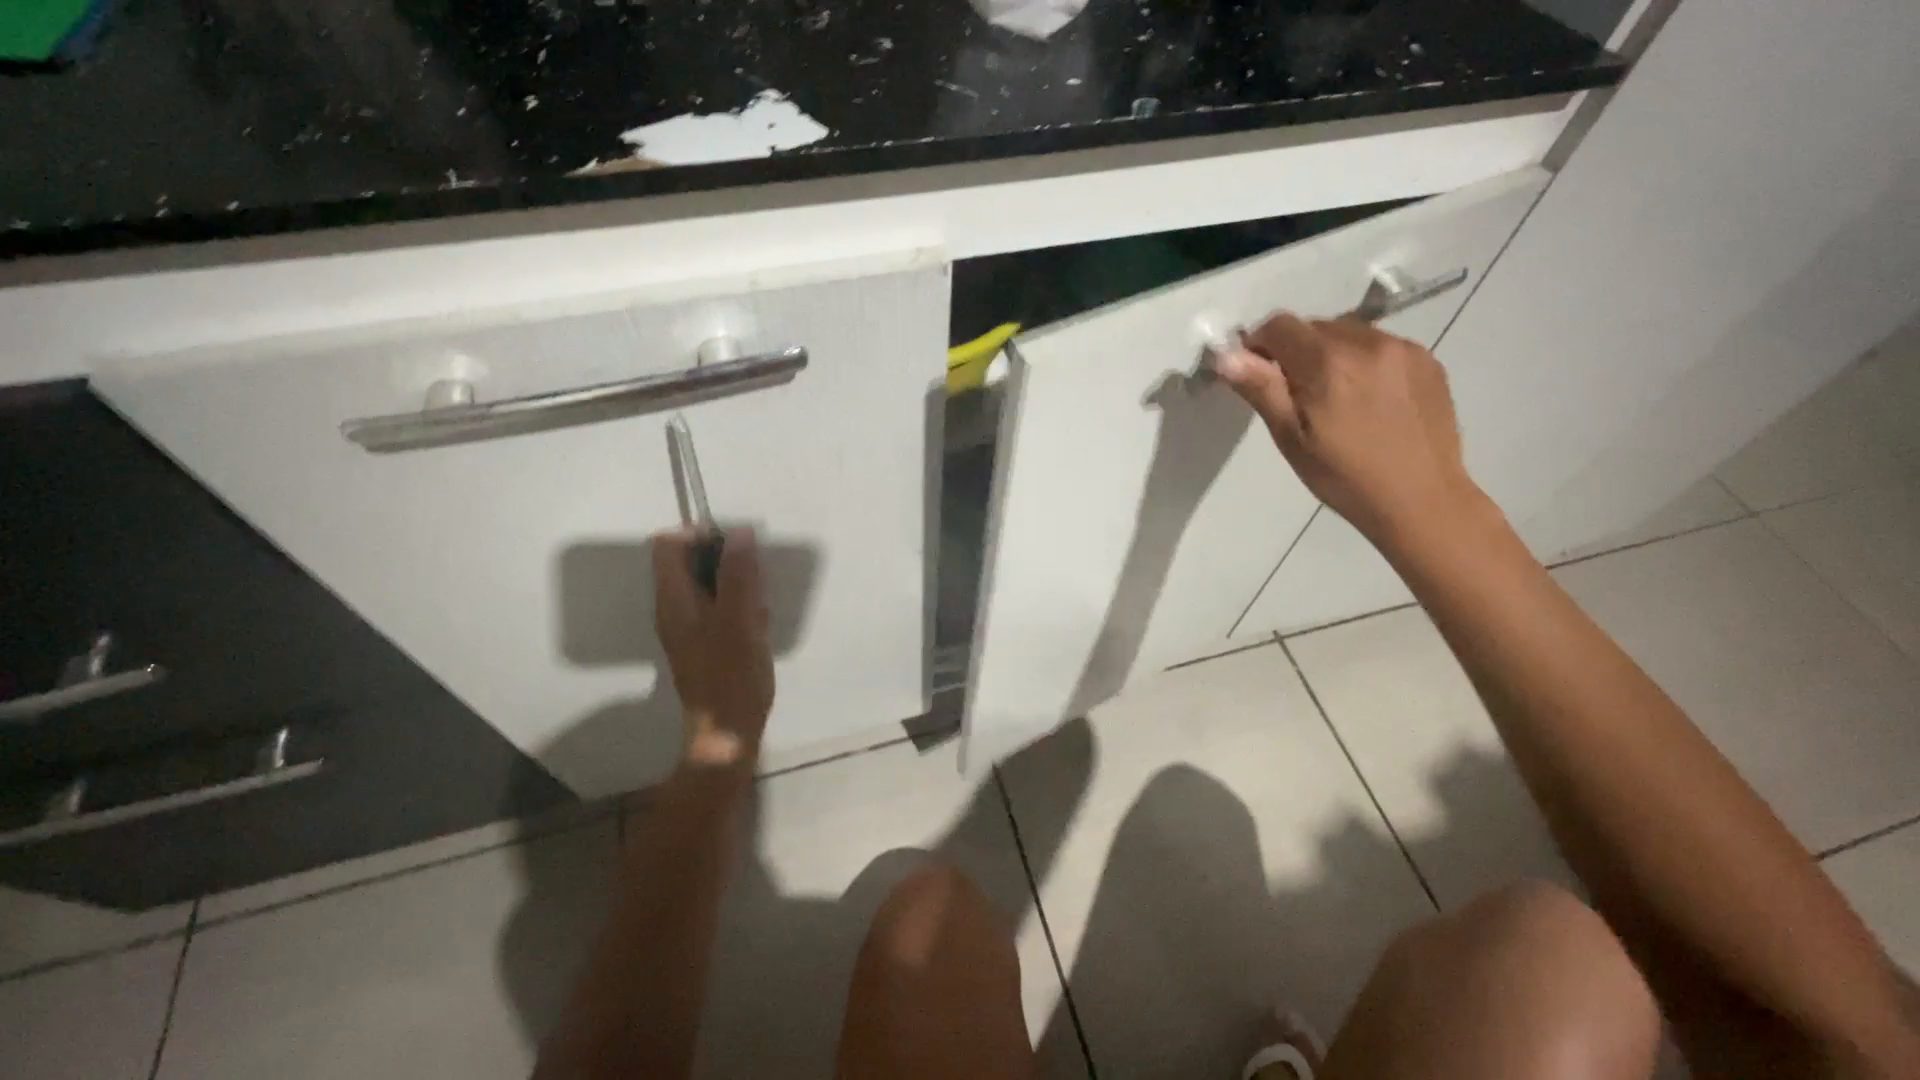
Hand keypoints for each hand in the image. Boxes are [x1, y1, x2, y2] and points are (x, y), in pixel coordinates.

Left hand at [652, 528, 773, 769]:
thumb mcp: (740, 621)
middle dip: (726, 561)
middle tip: (753, 582)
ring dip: (737, 586)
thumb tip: (738, 532)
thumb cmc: (732, 676)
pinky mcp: (706, 642)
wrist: (728, 734)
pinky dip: (740, 608)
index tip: (736, 547)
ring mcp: (689, 626)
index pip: (669, 544)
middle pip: (689, 561)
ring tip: (758, 608)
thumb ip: (738, 575)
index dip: (700, 534)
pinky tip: (758, 627)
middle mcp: (673, 608)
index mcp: (673, 599)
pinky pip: (720, 608)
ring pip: (709, 584)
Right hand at [1210, 313, 1489, 546]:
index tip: (1258, 374)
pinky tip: (1370, 401)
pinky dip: (1365, 362)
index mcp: (1328, 362)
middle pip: (1315, 327)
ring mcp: (1403, 348)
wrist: (1421, 501)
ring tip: (1337, 399)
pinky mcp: (1428, 360)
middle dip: (1298, 351)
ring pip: (1350, 334)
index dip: (1260, 344)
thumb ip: (1261, 388)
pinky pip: (1382, 347)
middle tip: (1299, 397)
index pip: (1280, 325)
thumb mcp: (1291, 439)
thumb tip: (1226, 355)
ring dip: (1333, 354)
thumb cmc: (1345, 478)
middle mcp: (1367, 342)